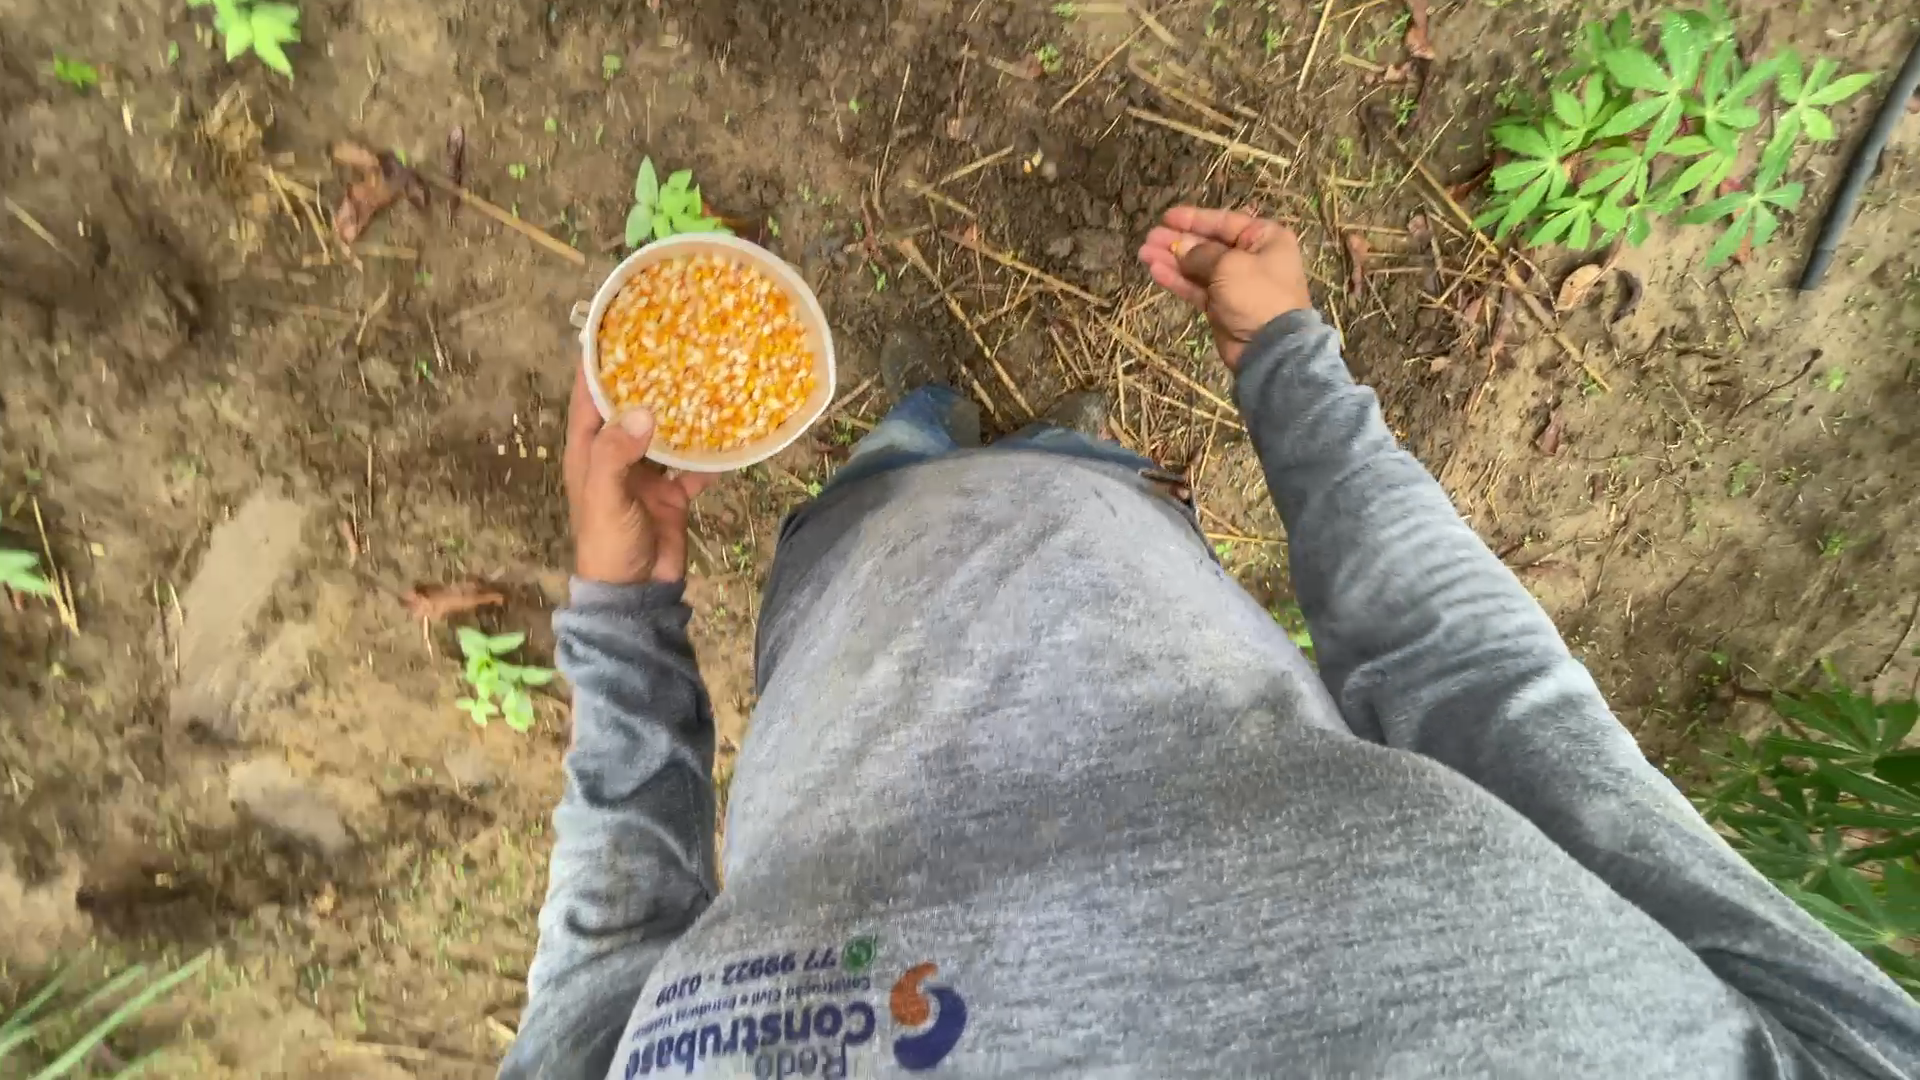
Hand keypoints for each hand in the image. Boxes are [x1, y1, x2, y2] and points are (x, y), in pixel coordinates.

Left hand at [564, 370, 713, 584]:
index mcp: (589, 451)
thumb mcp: (605, 495)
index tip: (619, 331)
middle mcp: (617, 456)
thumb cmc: (609, 542)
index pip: (590, 397)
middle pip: (632, 410)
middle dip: (650, 384)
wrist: (636, 591)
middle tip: (676, 351)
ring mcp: (647, 475)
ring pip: (665, 435)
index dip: (599, 365)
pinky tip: (729, 437)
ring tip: (706, 384)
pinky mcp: (673, 493)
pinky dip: (709, 455)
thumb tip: (644, 409)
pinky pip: (693, 467)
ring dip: (683, 415)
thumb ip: (617, 452)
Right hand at [1138, 206, 1312, 370]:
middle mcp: (1249, 257)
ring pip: (1197, 267)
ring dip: (1171, 260)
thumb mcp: (1230, 265)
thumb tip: (1181, 248)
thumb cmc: (1257, 295)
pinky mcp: (1219, 306)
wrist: (1268, 346)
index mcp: (1262, 238)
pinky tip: (1156, 271)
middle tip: (1149, 238)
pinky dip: (1177, 280)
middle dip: (1177, 241)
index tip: (1166, 217)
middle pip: (1207, 244)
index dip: (1194, 219)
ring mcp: (1233, 284)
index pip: (1224, 222)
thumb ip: (1201, 254)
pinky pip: (1195, 288)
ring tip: (1144, 254)